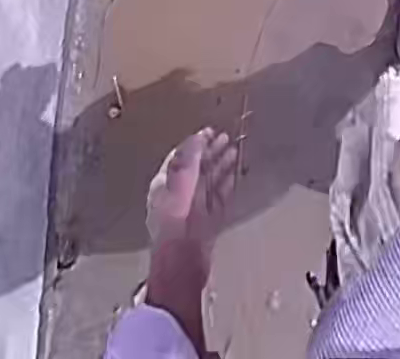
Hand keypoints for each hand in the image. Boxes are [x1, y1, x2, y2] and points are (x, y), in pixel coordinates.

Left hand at [146, 127, 239, 263]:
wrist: (183, 268)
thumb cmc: (176, 227)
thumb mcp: (179, 188)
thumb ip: (187, 161)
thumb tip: (196, 137)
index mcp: (165, 186)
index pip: (180, 157)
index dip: (194, 143)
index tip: (209, 131)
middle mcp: (178, 195)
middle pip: (196, 167)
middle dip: (210, 151)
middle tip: (226, 137)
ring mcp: (194, 209)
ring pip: (209, 180)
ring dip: (221, 164)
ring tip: (234, 150)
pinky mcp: (208, 222)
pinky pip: (219, 197)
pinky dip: (226, 184)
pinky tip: (234, 175)